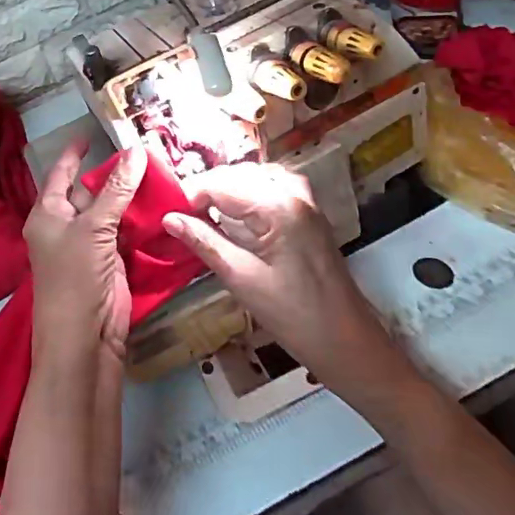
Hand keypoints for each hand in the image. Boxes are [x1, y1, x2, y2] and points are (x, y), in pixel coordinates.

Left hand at [23, 141, 143, 360]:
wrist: (85, 338)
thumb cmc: (75, 278)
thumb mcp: (94, 229)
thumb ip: (117, 189)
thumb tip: (137, 150)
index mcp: (48, 214)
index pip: (60, 174)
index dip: (74, 154)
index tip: (90, 134)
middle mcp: (66, 225)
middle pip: (90, 190)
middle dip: (113, 172)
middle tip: (143, 149)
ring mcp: (89, 243)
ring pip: (111, 209)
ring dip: (131, 194)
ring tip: (158, 168)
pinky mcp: (111, 259)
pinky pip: (125, 229)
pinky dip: (140, 217)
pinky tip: (160, 200)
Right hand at [161, 164, 402, 392]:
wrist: (346, 339)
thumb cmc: (293, 315)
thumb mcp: (242, 279)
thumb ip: (205, 242)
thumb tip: (170, 218)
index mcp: (278, 205)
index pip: (222, 183)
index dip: (191, 194)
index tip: (168, 214)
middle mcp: (293, 191)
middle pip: (238, 174)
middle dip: (207, 190)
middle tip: (181, 216)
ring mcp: (305, 199)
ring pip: (255, 177)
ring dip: (228, 190)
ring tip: (203, 214)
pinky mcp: (309, 211)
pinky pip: (273, 187)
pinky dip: (250, 193)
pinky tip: (236, 213)